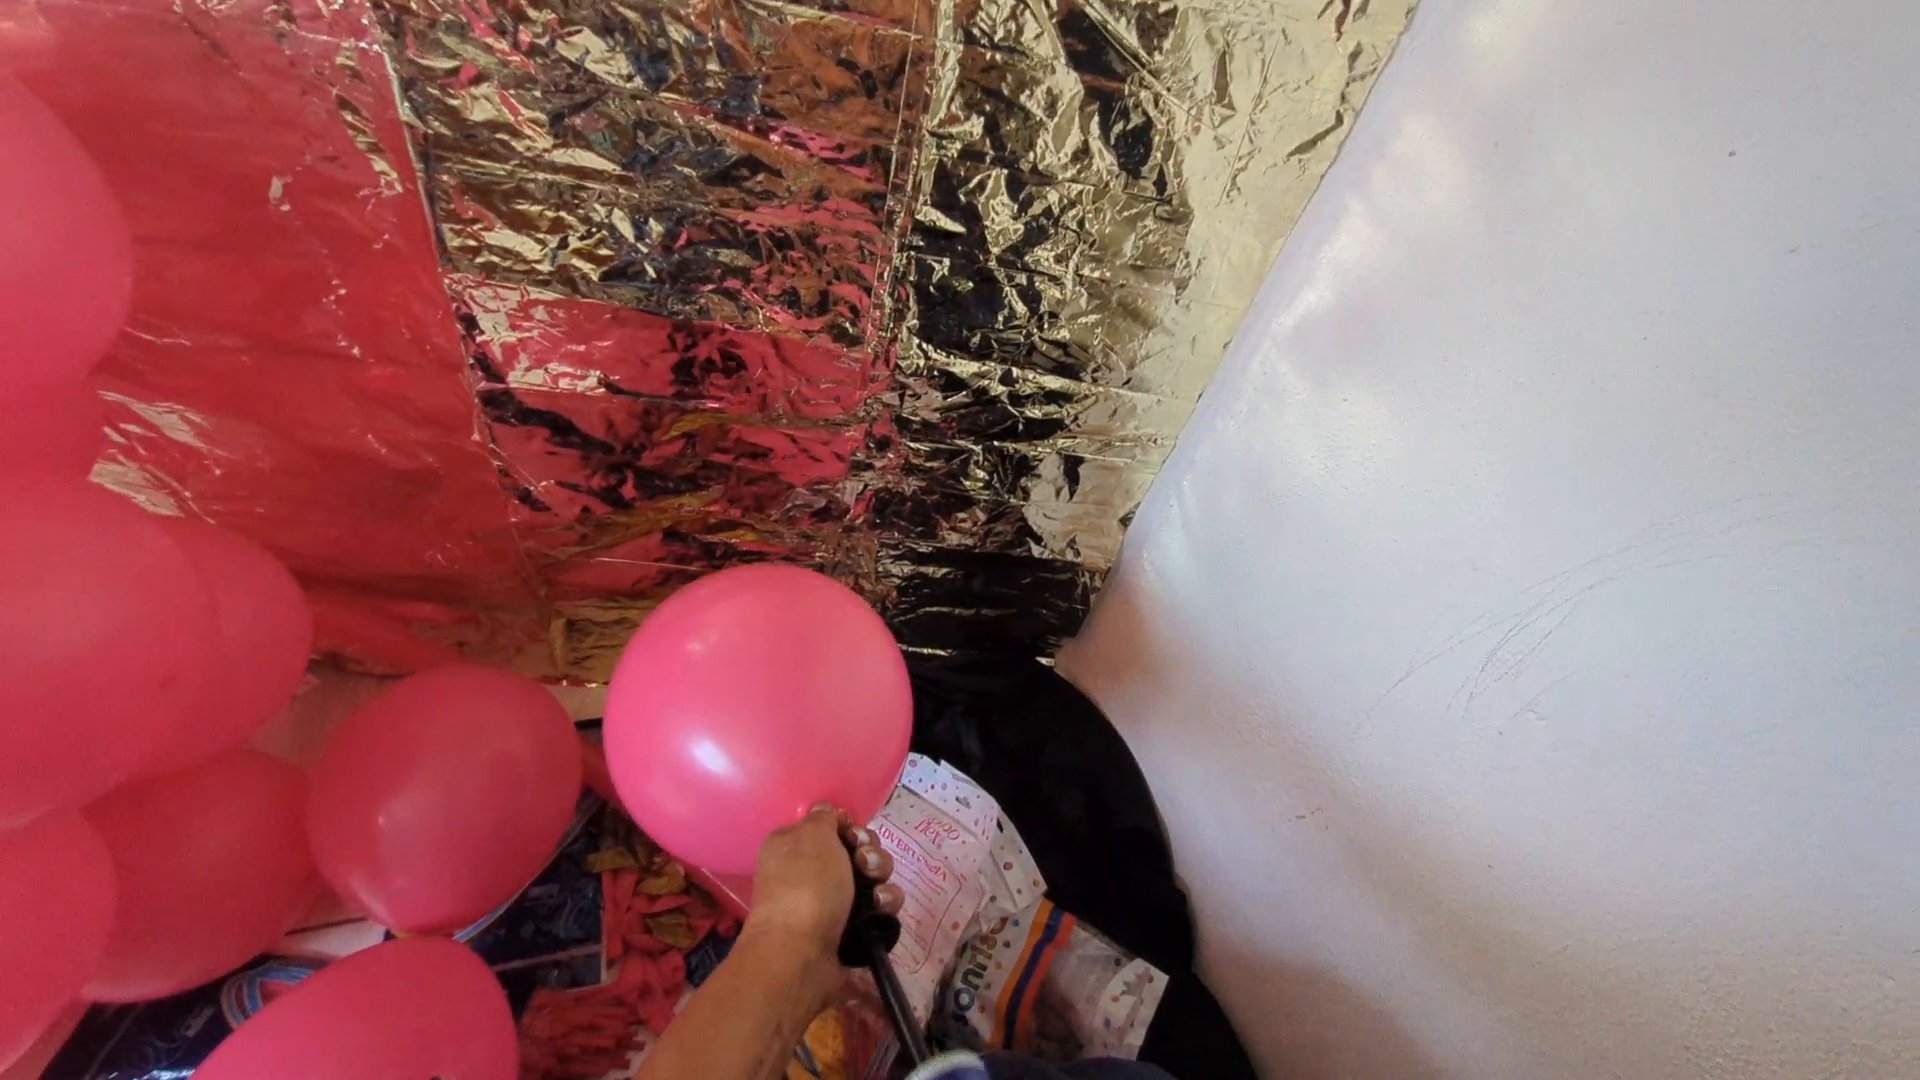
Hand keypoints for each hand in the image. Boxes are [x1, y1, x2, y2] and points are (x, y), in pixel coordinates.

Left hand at [744, 803, 902, 994]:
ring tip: (876, 893)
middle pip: (856, 849)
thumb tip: (827, 813)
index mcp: (794, 846)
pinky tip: (880, 910)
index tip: (851, 833)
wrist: (800, 954)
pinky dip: (884, 906)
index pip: (831, 825)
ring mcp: (830, 903)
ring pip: (872, 878)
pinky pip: (878, 908)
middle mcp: (810, 873)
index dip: (848, 826)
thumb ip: (824, 817)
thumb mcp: (813, 835)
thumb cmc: (805, 885)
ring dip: (881, 877)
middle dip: (870, 852)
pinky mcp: (850, 929)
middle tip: (864, 863)